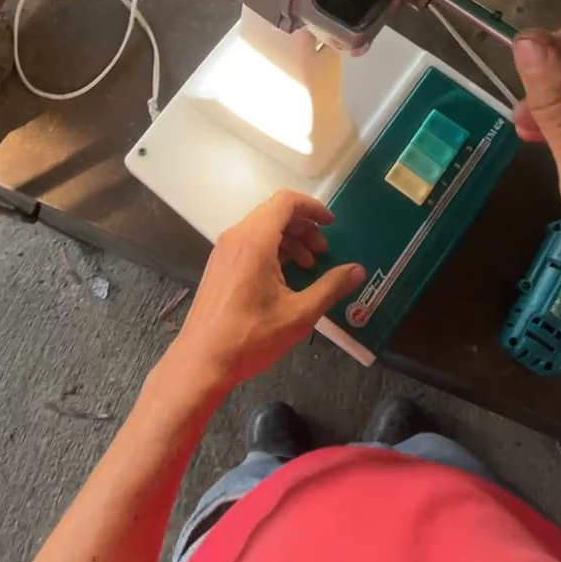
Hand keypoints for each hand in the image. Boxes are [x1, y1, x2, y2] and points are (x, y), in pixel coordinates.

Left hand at [168, 191, 365, 389]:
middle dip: (304, 227)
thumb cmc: (251, 336)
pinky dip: (272, 249)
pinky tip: (285, 277)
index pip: (285, 201)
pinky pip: (250, 242)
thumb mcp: (299, 314)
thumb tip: (358, 270)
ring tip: (308, 266)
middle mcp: (237, 236)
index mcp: (255, 240)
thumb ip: (330, 287)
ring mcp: (225, 250)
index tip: (331, 225)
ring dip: (289, 239)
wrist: (202, 360)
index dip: (312, 207)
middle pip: (275, 213)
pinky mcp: (220, 264)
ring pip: (262, 228)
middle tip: (323, 253)